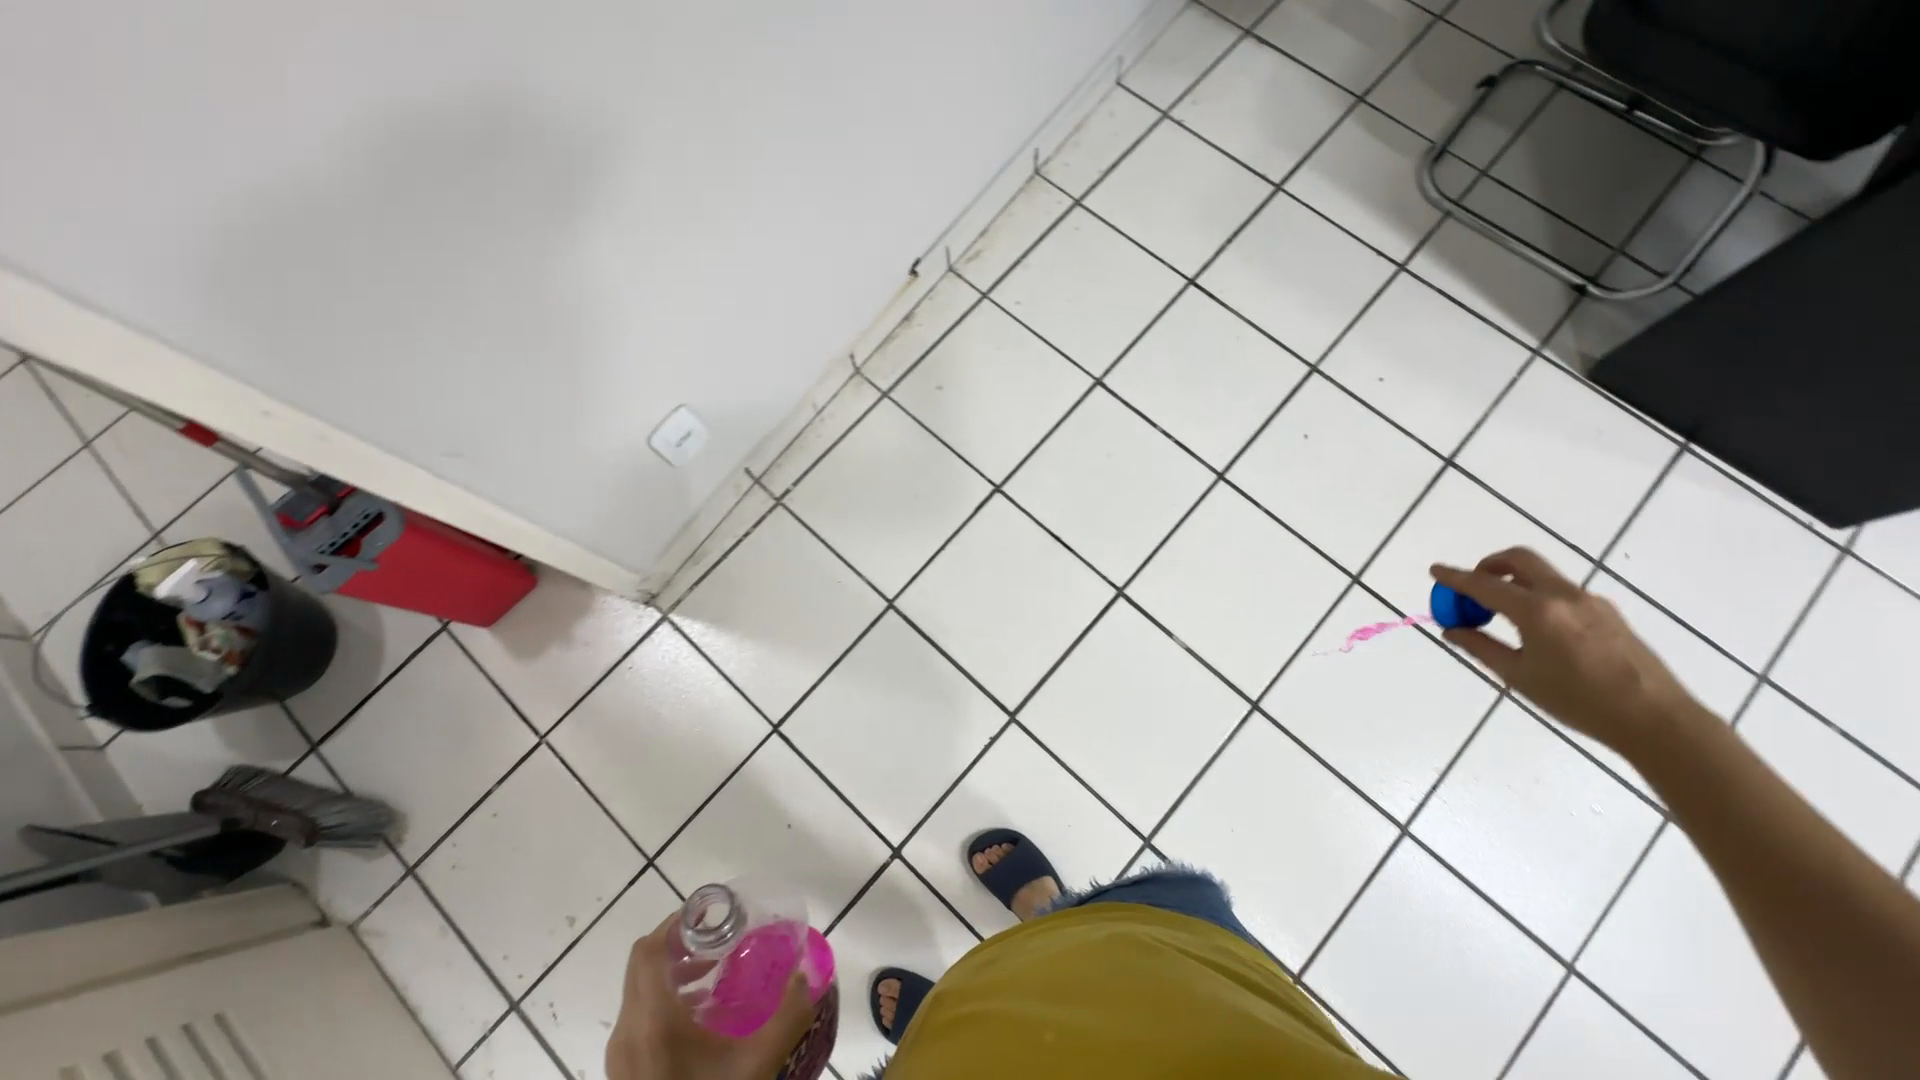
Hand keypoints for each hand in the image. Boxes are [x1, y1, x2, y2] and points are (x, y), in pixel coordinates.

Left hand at [606, 913, 814, 1079]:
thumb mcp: (757, 1065)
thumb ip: (787, 1016)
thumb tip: (807, 973)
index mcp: (651, 1020)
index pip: (649, 950)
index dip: (676, 922)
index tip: (712, 912)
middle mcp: (627, 1031)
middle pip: (642, 966)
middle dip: (679, 944)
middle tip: (721, 939)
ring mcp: (620, 1056)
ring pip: (640, 993)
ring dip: (672, 973)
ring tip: (716, 974)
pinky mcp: (624, 1073)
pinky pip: (639, 1018)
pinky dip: (665, 1001)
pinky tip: (701, 1019)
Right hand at [1430, 548, 1702, 754]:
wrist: (1655, 718)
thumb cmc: (1579, 701)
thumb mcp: (1520, 677)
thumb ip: (1482, 647)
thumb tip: (1453, 630)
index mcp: (1537, 611)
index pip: (1484, 585)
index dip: (1455, 577)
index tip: (1435, 571)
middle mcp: (1564, 595)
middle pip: (1520, 559)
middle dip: (1489, 565)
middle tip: (1473, 586)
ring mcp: (1591, 601)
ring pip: (1543, 575)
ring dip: (1515, 582)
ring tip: (1502, 616)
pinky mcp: (1609, 612)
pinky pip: (1562, 592)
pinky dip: (1538, 597)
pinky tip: (1538, 630)